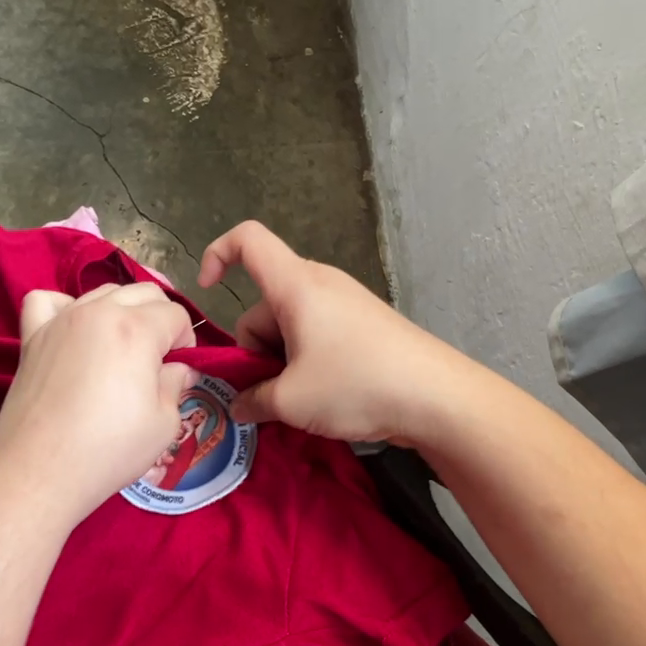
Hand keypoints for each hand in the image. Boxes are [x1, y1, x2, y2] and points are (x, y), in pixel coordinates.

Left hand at [0, 282, 196, 524]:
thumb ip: (175, 386)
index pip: (175, 314)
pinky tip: (73, 330)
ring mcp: (60, 321)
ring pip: (101, 292)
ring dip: (121, 311)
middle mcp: (98, 312)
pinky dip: (64, 306)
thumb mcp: (163, 424)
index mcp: (137, 329)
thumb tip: (179, 370)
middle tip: (157, 359)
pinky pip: (46, 300)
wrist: (40, 471)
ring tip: (121, 348)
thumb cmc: (109, 450)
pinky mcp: (31, 337)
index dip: (185, 341)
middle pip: (142, 292)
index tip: (179, 369)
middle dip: (160, 318)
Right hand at [198, 221, 471, 445]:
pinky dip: (306, 361)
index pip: (247, 240)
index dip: (217, 254)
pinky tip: (322, 396)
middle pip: (265, 302)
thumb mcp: (290, 402)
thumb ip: (251, 400)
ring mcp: (345, 303)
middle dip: (256, 346)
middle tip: (270, 391)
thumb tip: (238, 406)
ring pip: (289, 324)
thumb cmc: (356, 385)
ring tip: (300, 401)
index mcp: (295, 286)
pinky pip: (316, 333)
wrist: (438, 398)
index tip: (207, 291)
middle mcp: (319, 284)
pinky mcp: (364, 325)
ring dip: (281, 360)